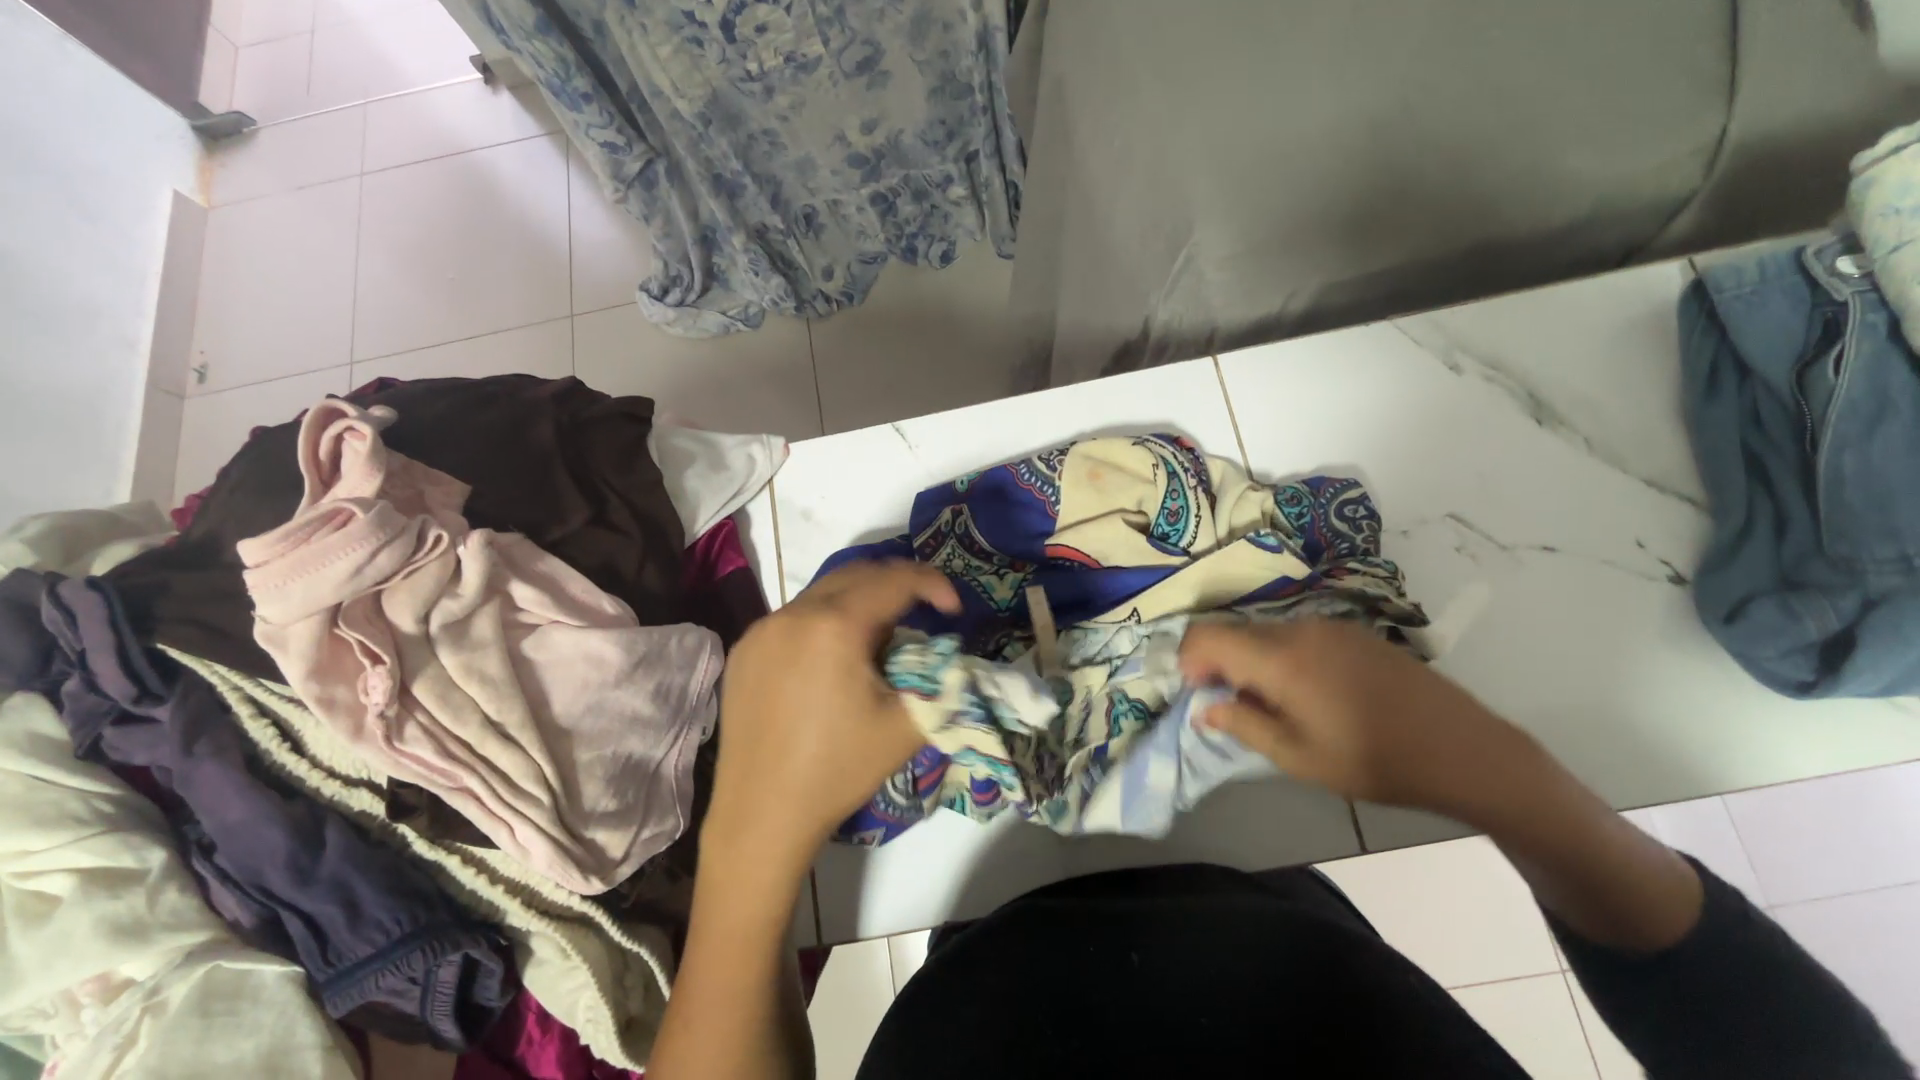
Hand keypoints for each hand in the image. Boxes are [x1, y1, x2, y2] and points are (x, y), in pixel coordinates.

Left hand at [704, 560, 960, 871]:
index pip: (894, 579)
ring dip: (859, 604)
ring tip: (879, 644)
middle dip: (896, 585)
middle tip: (924, 614)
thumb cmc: (839, 770)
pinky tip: (833, 664)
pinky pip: (793, 620)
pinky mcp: (744, 652)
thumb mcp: (906, 726)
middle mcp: (793, 614)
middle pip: (856, 574)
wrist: (763, 814)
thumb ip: (940, 680)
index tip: (953, 610)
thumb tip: (947, 655)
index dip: (933, 583)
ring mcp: (761, 631)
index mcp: (834, 625)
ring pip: (822, 595)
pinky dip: (824, 624)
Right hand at [1178, 619, 1538, 815]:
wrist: (1462, 749)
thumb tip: (1204, 707)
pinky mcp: (1354, 633)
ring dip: (1253, 662)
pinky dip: (1283, 658)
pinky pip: (1298, 636)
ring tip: (1273, 707)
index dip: (1189, 661)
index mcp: (1280, 658)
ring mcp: (1331, 627)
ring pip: (1267, 634)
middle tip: (1232, 708)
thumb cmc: (1373, 761)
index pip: (1207, 636)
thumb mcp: (1298, 757)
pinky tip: (1308, 694)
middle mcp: (1300, 629)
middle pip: (1236, 632)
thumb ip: (1243, 725)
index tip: (1198, 694)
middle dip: (1220, 664)